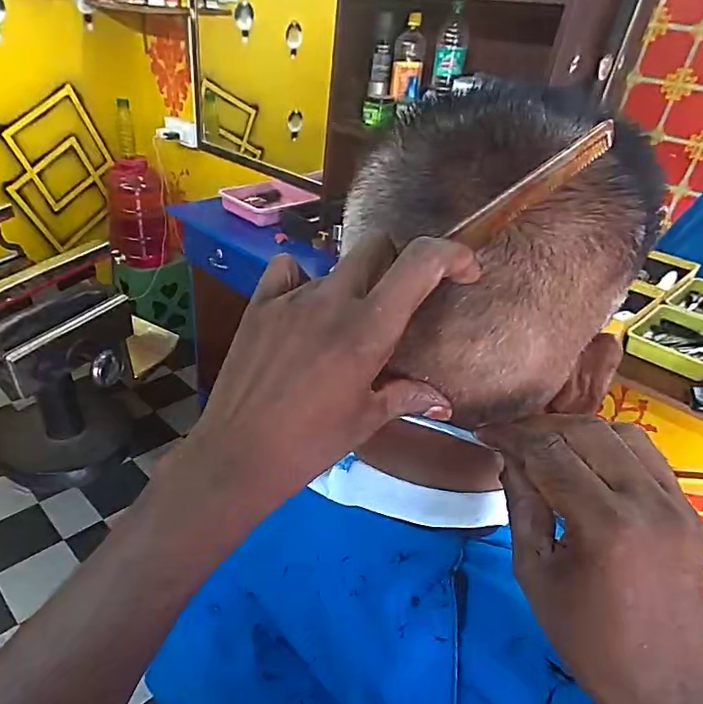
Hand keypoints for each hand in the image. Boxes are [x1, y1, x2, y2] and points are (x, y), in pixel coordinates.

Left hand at [181, 234, 480, 508]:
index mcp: (367, 330)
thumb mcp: (363, 422)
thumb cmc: (309, 445)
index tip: (463, 271)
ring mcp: (290, 298)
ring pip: (333, 267)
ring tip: (339, 327)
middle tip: (394, 304)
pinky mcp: (258, 305)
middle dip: (396, 266)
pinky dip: (301, 280)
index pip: (420, 262)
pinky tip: (300, 310)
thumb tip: (439, 398)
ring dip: (348, 287)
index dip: (451, 255)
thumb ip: (404, 396)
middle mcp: (331, 301)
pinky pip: (286, 270)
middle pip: (376, 249)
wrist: (239, 454)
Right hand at [480, 416, 702, 703]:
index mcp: (604, 525)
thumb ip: (523, 507)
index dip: (513, 436)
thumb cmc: (586, 637)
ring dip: (579, 431)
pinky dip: (612, 448)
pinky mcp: (690, 510)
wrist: (660, 679)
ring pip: (624, 433)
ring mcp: (677, 503)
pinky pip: (650, 456)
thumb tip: (510, 460)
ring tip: (547, 447)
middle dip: (541, 427)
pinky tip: (587, 464)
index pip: (551, 453)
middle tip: (509, 436)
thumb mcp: (534, 573)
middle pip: (588, 431)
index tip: (486, 432)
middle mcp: (648, 503)